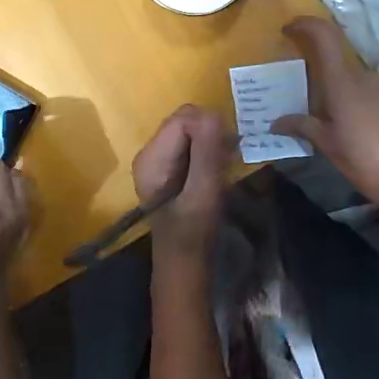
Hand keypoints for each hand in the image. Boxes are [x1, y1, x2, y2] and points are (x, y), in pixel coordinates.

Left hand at [132, 105, 227, 256]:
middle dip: (210, 133)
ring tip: (224, 166)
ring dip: (212, 143)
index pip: (183, 118)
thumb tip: (211, 114)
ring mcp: (159, 160)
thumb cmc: (193, 233)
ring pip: (191, 132)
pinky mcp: (170, 168)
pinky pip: (192, 145)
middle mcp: (150, 152)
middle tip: (228, 159)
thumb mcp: (204, 194)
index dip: (209, 129)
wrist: (184, 265)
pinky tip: (217, 170)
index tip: (227, 151)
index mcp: (151, 157)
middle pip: (185, 121)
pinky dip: (208, 152)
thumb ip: (206, 154)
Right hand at [274, 17, 378, 225]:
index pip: (325, 36)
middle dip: (315, 73)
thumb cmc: (369, 161)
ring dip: (335, 92)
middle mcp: (366, 77)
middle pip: (336, 62)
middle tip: (296, 93)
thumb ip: (302, 127)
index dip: (305, 25)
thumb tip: (277, 122)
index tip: (288, 29)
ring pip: (352, 81)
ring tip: (321, 118)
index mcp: (343, 82)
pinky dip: (354, 104)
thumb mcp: (329, 146)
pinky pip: (368, 95)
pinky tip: (348, 129)